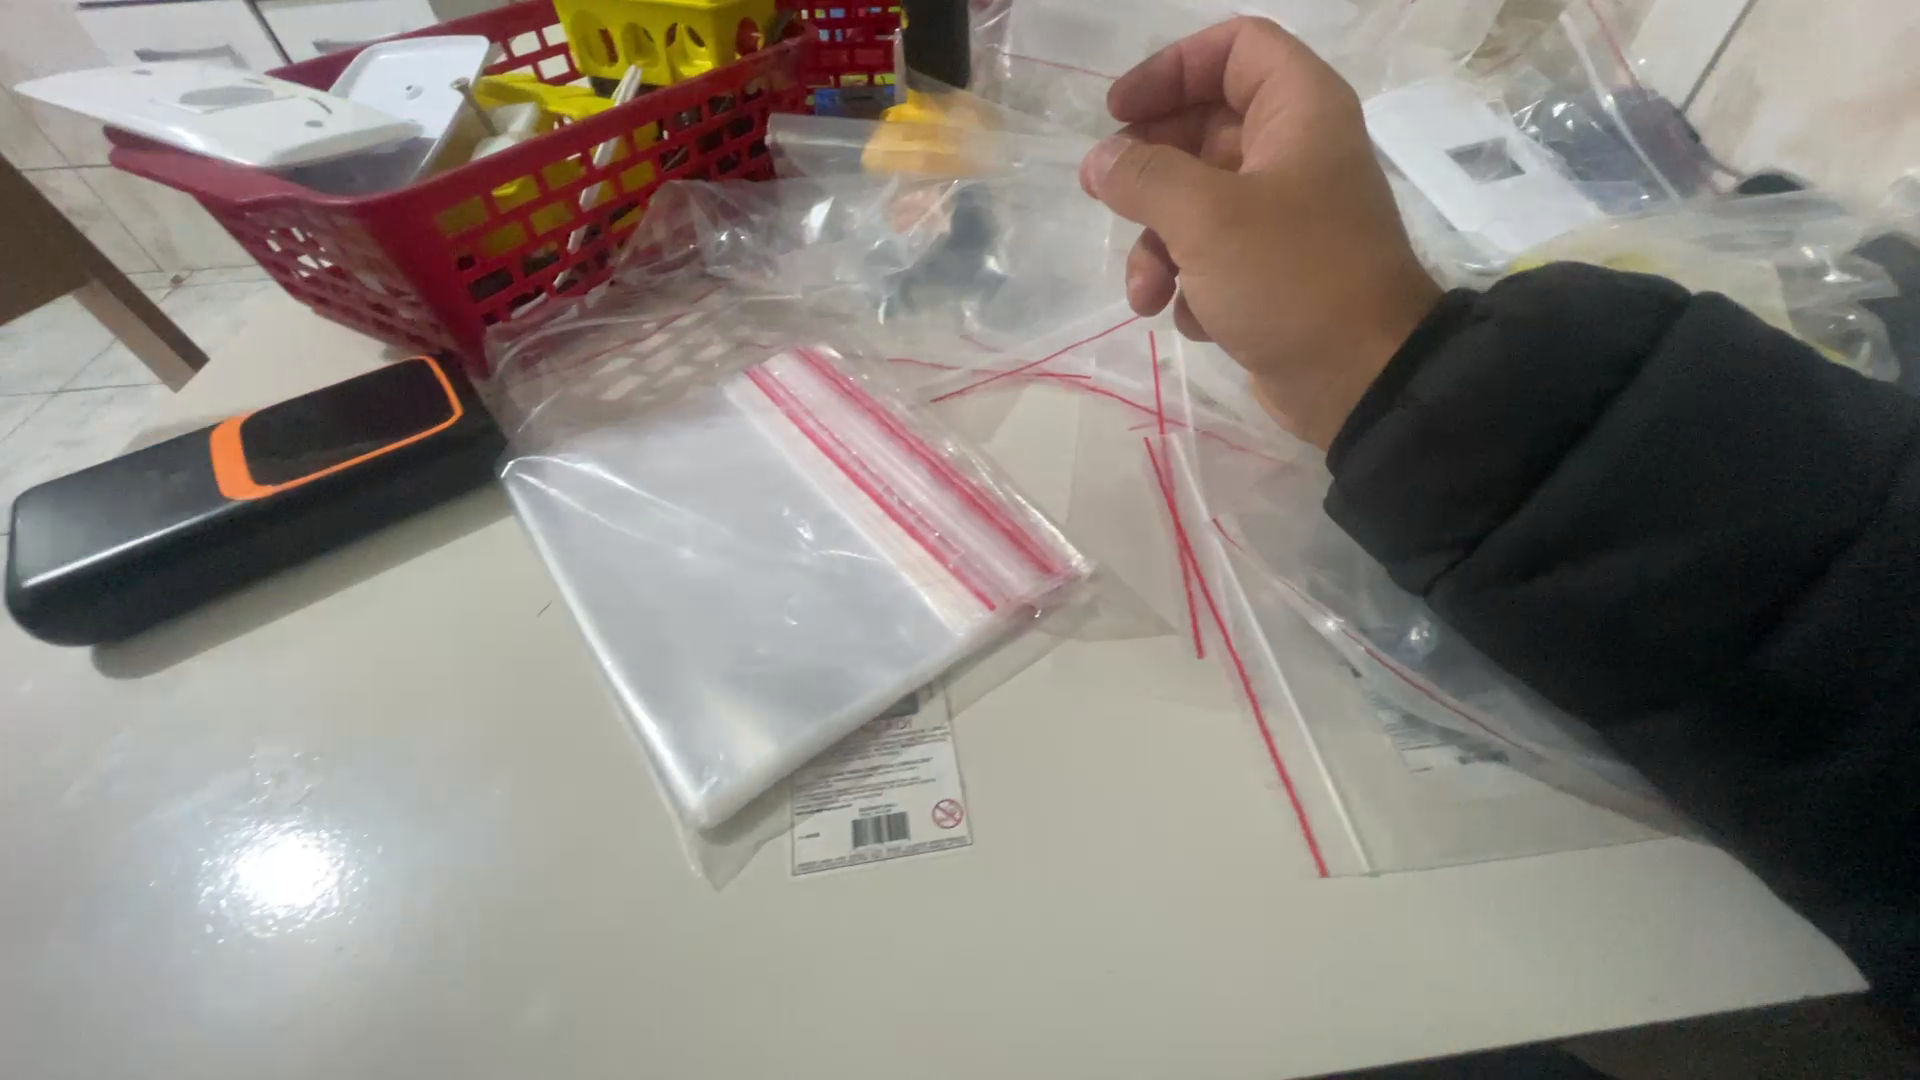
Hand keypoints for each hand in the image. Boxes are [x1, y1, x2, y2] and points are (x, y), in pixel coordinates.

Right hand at [1080, 17, 1441, 448]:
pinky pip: (1209, 260)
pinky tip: (1193, 319)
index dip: (1170, 69)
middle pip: (1201, 133)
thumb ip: (1144, 177)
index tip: (1117, 113)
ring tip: (1146, 296)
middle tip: (1106, 198)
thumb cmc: (1290, 279)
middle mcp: (1290, 155)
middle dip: (1149, 177)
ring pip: (1194, 207)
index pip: (1232, 49)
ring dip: (1156, 249)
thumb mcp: (1206, 219)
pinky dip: (1188, 286)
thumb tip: (1098, 160)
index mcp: (1297, 112)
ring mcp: (1279, 220)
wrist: (1356, 379)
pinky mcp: (1268, 275)